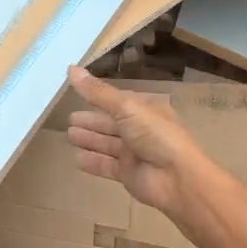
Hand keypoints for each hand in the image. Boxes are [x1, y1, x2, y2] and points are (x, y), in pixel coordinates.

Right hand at [64, 66, 206, 216]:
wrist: (176, 179)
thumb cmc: (154, 134)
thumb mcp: (126, 107)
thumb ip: (97, 92)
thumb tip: (71, 68)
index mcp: (144, 109)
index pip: (117, 100)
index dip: (98, 97)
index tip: (77, 93)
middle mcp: (140, 129)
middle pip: (110, 123)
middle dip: (91, 120)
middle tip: (69, 119)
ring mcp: (134, 153)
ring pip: (107, 143)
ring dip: (89, 139)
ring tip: (69, 135)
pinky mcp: (129, 174)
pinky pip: (106, 165)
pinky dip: (92, 161)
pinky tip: (77, 159)